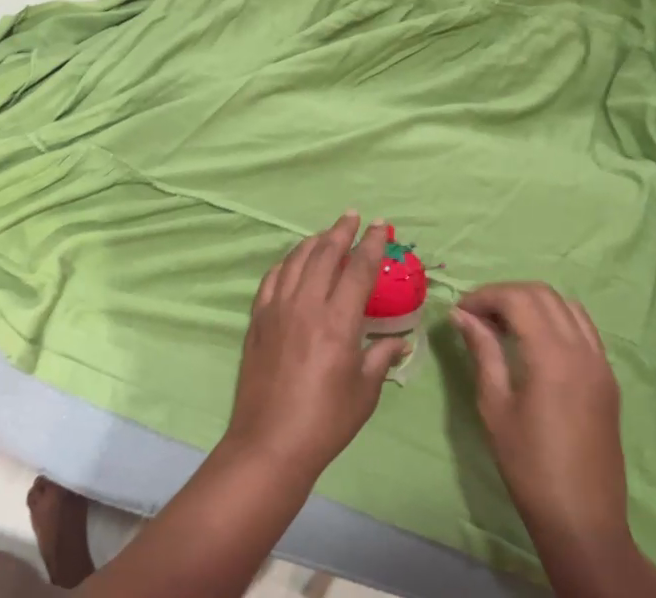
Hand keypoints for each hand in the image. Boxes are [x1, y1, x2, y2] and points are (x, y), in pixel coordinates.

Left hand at [225, 212, 409, 476]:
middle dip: (341, 231)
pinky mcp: (257, 320)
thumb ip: (380, 358)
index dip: (372, 244)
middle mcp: (305, 306)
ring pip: (295, 262)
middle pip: (323, 254)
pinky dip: (285, 264)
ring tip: (326, 234)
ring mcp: (276, 310)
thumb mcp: (364, 391)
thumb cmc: (326, 420)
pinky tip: (292, 263)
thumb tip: (398, 340)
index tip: (381, 226)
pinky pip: (272, 279)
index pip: (358, 269)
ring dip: (313, 242)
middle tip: (353, 216)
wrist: (270, 440)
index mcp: (337, 321)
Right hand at [453, 283, 629, 549]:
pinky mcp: (608, 379)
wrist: (582, 516)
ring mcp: (602, 364)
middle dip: (506, 294)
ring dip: (532, 304)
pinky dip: (555, 321)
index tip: (459, 312)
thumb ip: (482, 353)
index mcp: (554, 357)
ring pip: (568, 307)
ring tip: (502, 326)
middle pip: (544, 295)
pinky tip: (531, 343)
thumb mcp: (495, 406)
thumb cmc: (528, 464)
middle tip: (476, 315)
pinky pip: (583, 330)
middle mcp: (584, 352)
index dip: (484, 296)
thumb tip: (461, 316)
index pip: (518, 299)